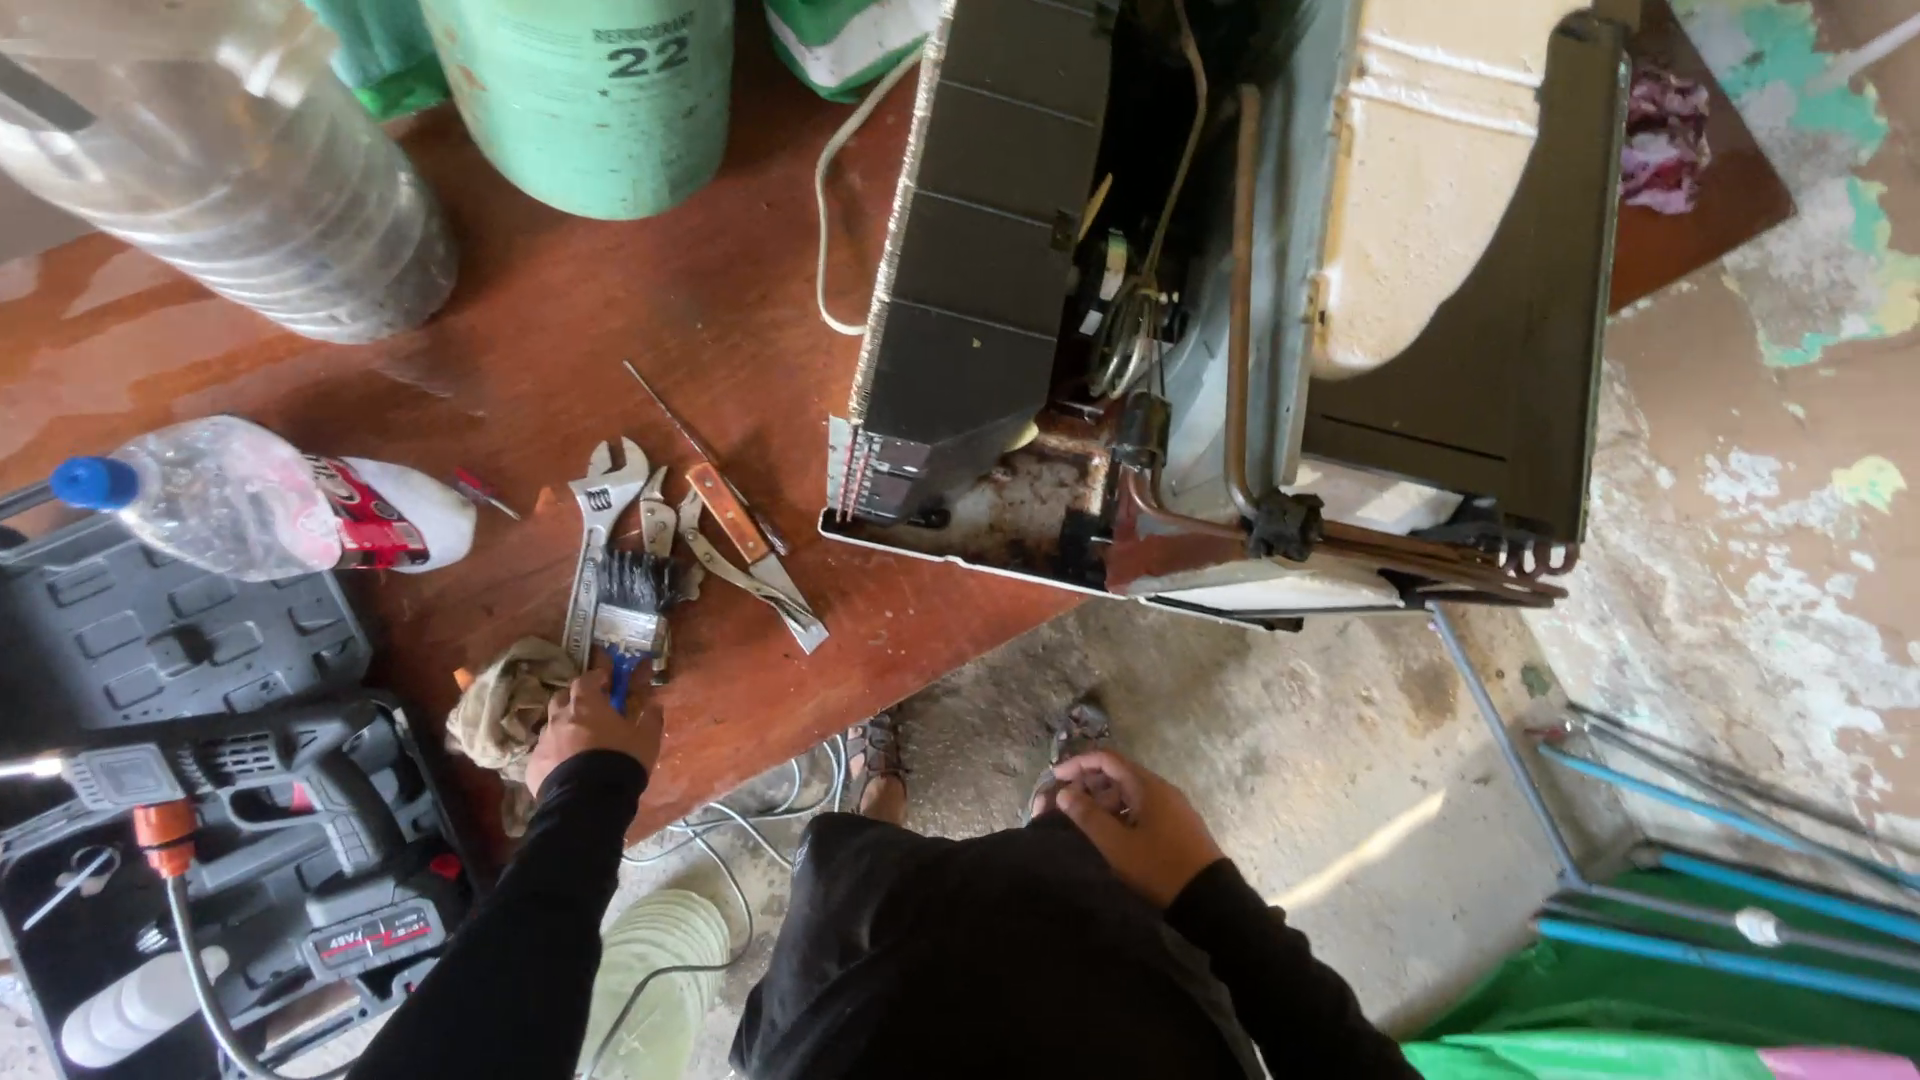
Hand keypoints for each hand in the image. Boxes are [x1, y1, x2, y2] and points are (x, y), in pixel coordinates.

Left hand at [525, 669, 662, 797]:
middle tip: (588, 708)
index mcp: (586, 705)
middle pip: (560, 698)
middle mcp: (560, 718)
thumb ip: (650, 718)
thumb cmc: (620, 760)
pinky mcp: (533, 766)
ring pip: (550, 726)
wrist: (588, 801)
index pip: (585, 680)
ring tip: (577, 741)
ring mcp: (543, 742)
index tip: (605, 680)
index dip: (595, 677)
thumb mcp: (646, 738)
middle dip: (573, 699)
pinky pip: (544, 753)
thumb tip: (655, 705)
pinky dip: (554, 753)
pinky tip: (566, 766)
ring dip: (563, 727)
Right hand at [1052, 750, 1224, 908]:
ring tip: (1084, 823)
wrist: (1210, 899)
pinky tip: (1109, 834)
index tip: (1056, 777)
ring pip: (1129, 794)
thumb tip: (1064, 793)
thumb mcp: (1117, 845)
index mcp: (1147, 786)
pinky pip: (1141, 808)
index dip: (1079, 764)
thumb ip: (1088, 816)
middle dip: (1089, 785)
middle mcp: (1160, 789)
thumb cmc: (1159, 867)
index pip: (1107, 759)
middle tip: (1065, 805)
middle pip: (1118, 775)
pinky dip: (1120, 814)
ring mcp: (1171, 807)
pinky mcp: (1176, 825)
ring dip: (1103, 802)